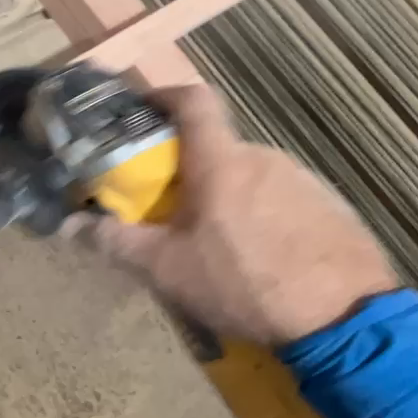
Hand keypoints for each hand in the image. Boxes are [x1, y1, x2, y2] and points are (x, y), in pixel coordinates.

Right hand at [65, 85, 399, 344]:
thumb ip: (115, 240)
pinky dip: (257, 213)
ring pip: (247, 175)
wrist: (348, 322)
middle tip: (165, 207)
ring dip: (222, 194)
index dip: (162, 96)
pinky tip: (256, 255)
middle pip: (215, 148)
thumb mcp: (166, 268)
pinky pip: (280, 197)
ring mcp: (305, 181)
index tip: (140, 110)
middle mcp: (264, 158)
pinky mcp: (332, 207)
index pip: (193, 102)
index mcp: (220, 162)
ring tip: (210, 240)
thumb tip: (69, 225)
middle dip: (185, 170)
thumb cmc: (243, 283)